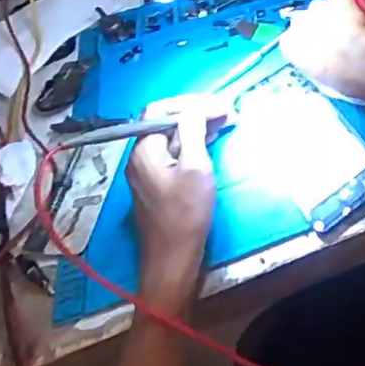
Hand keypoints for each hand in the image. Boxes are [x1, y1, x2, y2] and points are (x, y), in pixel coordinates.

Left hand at [127, 113, 215, 308]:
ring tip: (223, 122)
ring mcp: (146, 172)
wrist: (172, 262)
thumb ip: (192, 132)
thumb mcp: (196, 168)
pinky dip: (191, 144)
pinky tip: (209, 142)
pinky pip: (172, 154)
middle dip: (195, 113)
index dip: (189, 103)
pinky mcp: (156, 185)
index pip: (161, 110)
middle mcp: (140, 157)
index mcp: (144, 150)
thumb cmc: (186, 214)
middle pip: (165, 122)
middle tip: (225, 111)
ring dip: (195, 128)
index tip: (217, 105)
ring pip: (171, 138)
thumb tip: (193, 108)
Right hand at [278, 0, 364, 101]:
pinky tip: (354, 7)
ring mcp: (318, 7)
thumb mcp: (320, 79)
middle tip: (332, 37)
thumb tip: (319, 63)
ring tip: (346, 24)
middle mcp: (299, 22)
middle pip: (303, 19)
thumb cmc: (340, 80)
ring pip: (320, 6)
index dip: (302, 43)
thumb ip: (314, 65)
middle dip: (314, 25)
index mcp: (290, 46)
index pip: (288, 40)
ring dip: (329, 13)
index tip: (313, 50)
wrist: (359, 60)